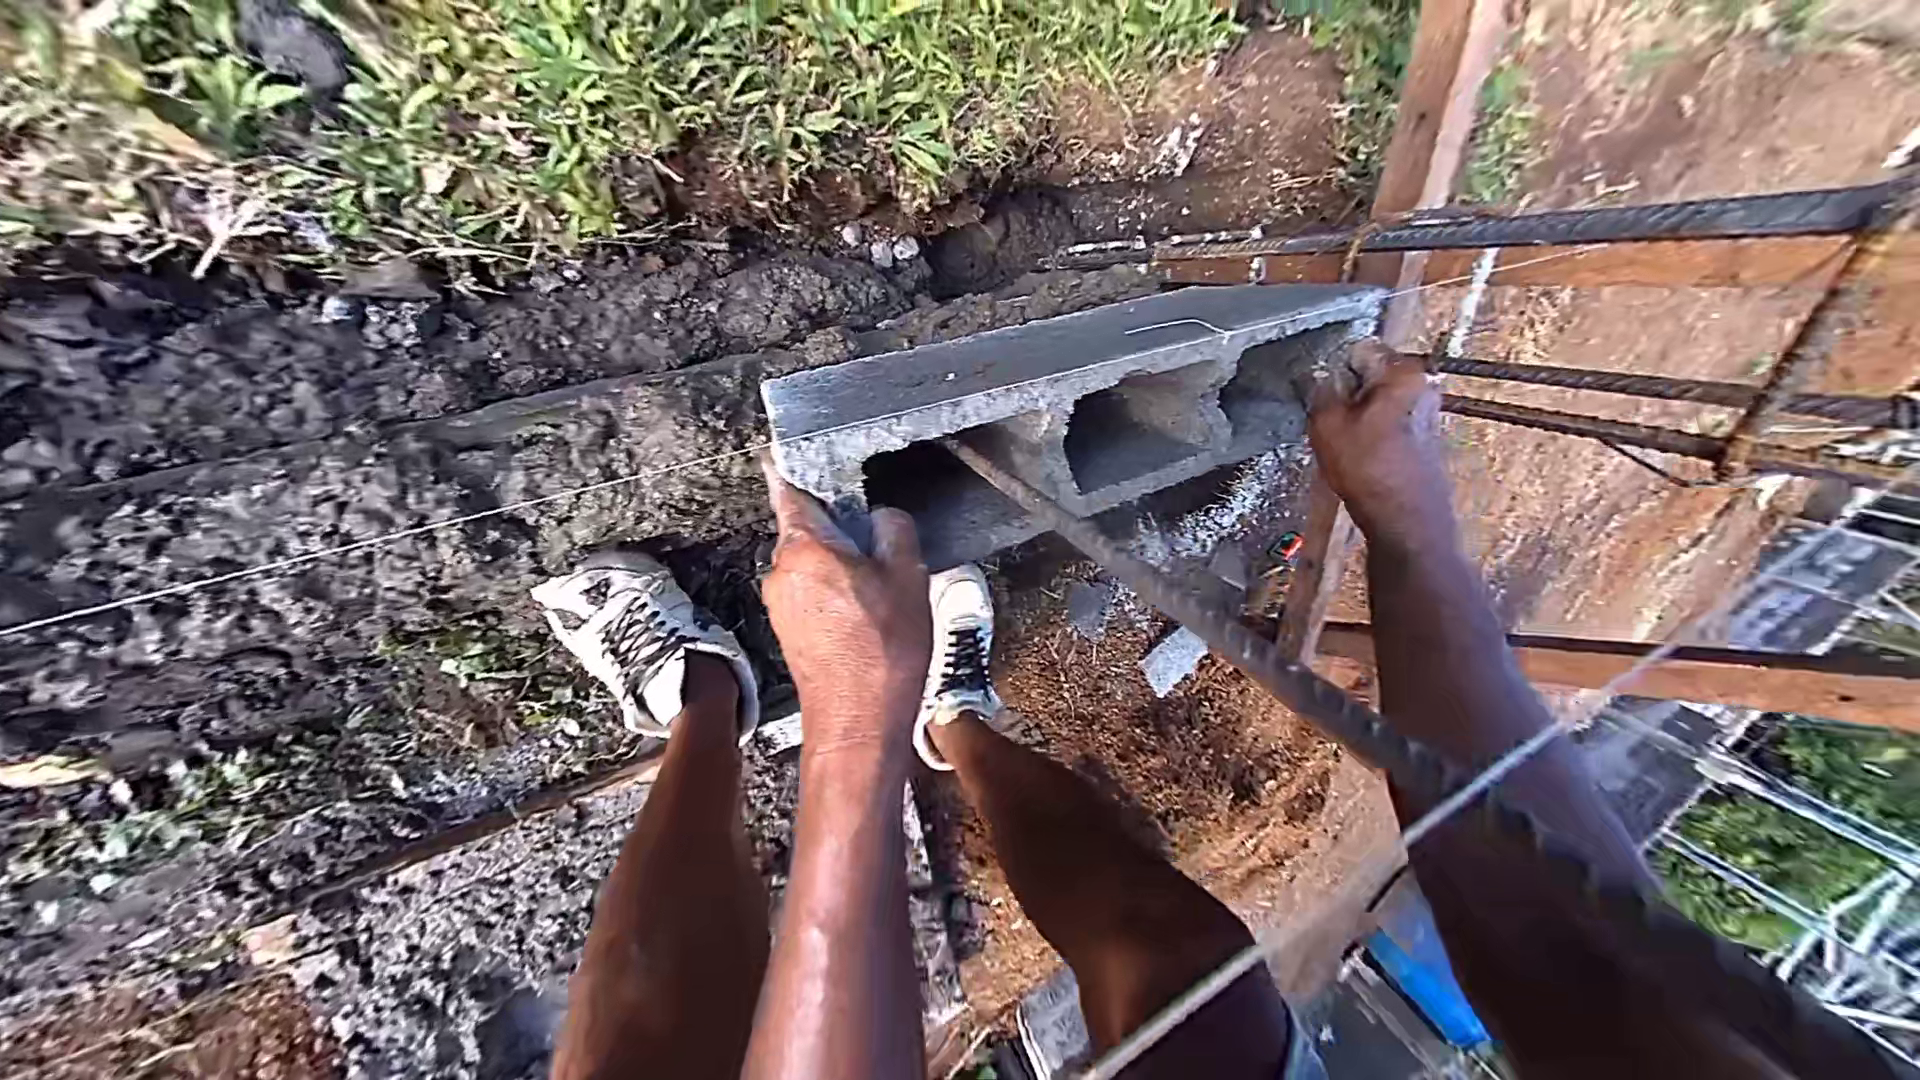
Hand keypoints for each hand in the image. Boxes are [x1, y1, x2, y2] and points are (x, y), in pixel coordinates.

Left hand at [759, 456, 931, 763]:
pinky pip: (811, 592)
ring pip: (812, 563)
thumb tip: (881, 519)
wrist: (858, 722)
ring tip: (878, 595)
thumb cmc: (882, 653)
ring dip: (840, 565)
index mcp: (805, 548)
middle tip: (880, 551)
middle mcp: (781, 571)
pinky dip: (834, 592)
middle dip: (840, 530)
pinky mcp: (788, 629)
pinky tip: (865, 618)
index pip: (790, 490)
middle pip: (808, 529)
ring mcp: (781, 604)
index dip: (793, 468)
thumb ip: (894, 530)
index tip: (787, 452)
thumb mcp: (908, 577)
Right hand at [1304, 339, 1455, 546]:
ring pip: (1376, 398)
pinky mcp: (1423, 433)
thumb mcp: (1327, 423)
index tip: (1317, 392)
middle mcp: (1424, 383)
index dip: (1332, 369)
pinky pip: (1386, 419)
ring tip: (1341, 441)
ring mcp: (1427, 408)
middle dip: (1344, 392)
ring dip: (1354, 414)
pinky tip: (1357, 453)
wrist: (1403, 514)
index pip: (1359, 349)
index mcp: (1404, 371)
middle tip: (1327, 420)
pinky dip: (1369, 430)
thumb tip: (1315, 373)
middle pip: (1369, 374)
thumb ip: (1319, 390)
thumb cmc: (1367, 466)